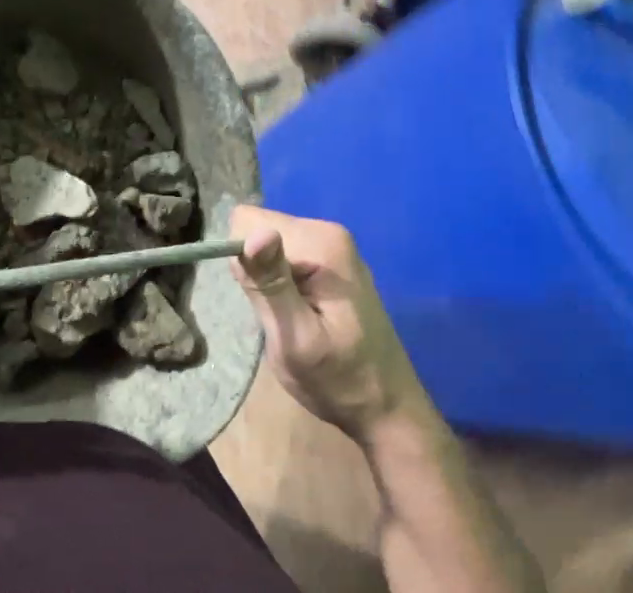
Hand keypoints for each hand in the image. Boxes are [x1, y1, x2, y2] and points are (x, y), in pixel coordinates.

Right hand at [230, 205, 430, 438]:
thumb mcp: (296, 338)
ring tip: (288, 316)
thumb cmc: (339, 380)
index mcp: (322, 243)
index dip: (242, 261)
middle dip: (254, 271)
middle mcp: (328, 233)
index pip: (247, 223)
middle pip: (256, 228)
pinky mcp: (329, 263)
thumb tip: (253, 233)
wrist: (389, 410)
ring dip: (265, 280)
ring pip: (265, 242)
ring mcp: (331, 247)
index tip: (260, 301)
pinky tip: (298, 312)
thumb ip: (271, 283)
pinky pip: (281, 256)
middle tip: (277, 315)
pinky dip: (278, 284)